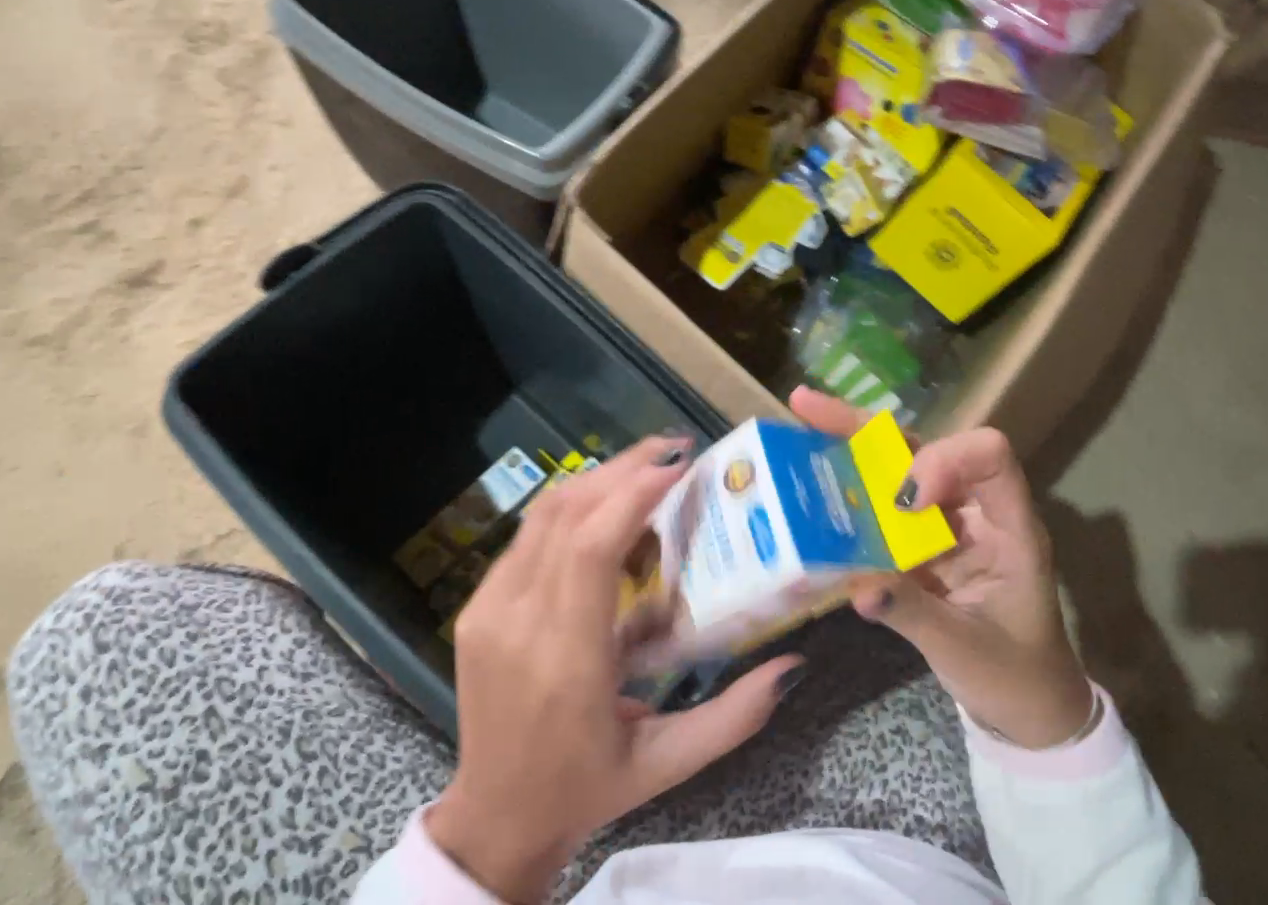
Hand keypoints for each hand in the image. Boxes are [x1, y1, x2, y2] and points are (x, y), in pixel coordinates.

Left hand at [426, 435, 803, 902]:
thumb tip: (792, 665)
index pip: (590, 548)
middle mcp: (517, 624)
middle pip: (565, 514)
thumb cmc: (589, 787)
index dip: (632, 494)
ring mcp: (487, 611)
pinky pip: (526, 540)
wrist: (495, 815)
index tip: (680, 466)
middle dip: (622, 471)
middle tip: (674, 452)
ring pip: (541, 517)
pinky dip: (571, 514)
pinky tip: (607, 517)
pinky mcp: (475, 609)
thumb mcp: (669, 763)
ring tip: (647, 474)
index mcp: (566, 662)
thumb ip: (734, 717)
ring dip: (596, 484)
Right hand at [789, 387, 1093, 747]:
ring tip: (797, 427)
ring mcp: (943, 526)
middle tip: (809, 407)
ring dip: (850, 450)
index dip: (944, 461)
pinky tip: (807, 484)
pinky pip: (880, 510)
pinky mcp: (917, 546)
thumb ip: (913, 613)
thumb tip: (859, 589)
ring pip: (898, 470)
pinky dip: (847, 496)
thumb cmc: (1014, 675)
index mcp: (1010, 527)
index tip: (904, 500)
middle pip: (927, 448)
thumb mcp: (964, 648)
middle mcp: (974, 512)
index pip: (990, 457)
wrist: (1025, 707)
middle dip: (869, 429)